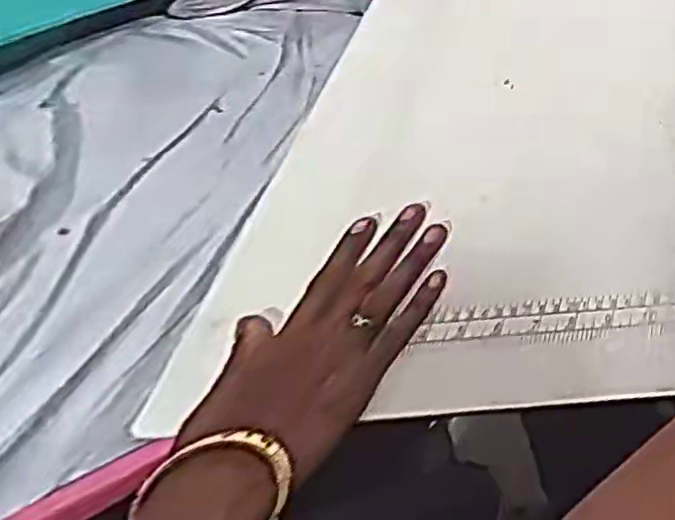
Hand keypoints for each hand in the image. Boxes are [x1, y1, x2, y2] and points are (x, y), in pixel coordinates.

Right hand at [175, 206, 448, 484]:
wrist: (233, 470)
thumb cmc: (225, 434)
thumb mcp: (229, 380)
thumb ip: (251, 345)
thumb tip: (254, 323)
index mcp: (290, 333)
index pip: (328, 277)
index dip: (351, 247)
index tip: (369, 223)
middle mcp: (324, 333)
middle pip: (366, 276)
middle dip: (392, 241)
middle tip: (416, 213)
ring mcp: (349, 350)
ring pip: (390, 293)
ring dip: (415, 260)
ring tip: (435, 234)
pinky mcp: (367, 373)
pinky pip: (402, 329)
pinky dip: (421, 303)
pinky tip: (439, 279)